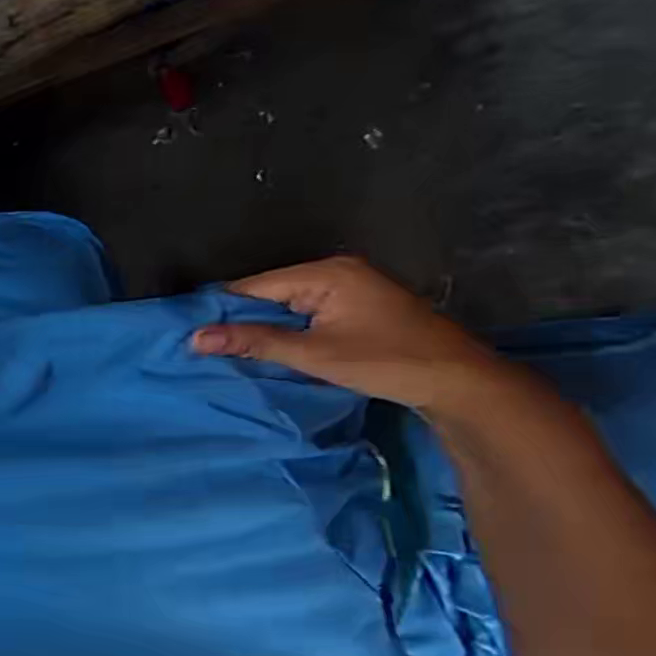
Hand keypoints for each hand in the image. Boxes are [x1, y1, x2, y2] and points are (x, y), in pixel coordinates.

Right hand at [191, 256, 526, 412]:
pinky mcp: (354, 305)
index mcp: (325, 273)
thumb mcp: (313, 354)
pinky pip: (303, 311)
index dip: (219, 310)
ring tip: (226, 348)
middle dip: (239, 319)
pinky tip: (267, 346)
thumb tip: (194, 338)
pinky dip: (283, 328)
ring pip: (283, 304)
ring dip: (260, 326)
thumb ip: (252, 342)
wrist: (465, 384)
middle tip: (204, 345)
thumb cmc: (388, 362)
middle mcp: (334, 271)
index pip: (252, 287)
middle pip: (267, 293)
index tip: (190, 333)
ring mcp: (348, 286)